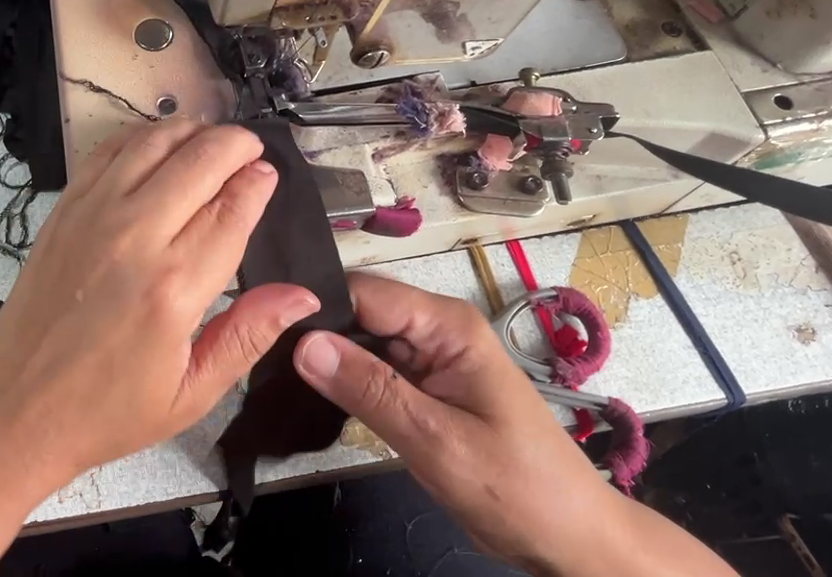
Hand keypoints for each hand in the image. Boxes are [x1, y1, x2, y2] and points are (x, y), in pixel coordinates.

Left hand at [0, 119, 320, 501]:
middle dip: (237, 144)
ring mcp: (94, 213)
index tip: (270, 175)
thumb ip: (249, 334)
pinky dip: (144, 135)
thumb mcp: (191, 393)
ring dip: (193, 131)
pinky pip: (111, 148)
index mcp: (174, 286)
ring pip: (156, 140)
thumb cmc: (106, 410)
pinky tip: (161, 147)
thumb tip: (302, 295)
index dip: (259, 181)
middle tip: (251, 151)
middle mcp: (136, 235)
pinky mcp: (66, 207)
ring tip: (213, 142)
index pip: (233, 208)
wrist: (12, 407)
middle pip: (201, 158)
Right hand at [293, 275, 733, 576]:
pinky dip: (346, 383)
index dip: (317, 306)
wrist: (570, 539)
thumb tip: (303, 342)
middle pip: (359, 313)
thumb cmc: (516, 487)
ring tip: (273, 373)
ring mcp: (429, 358)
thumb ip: (370, 390)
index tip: (266, 329)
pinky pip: (374, 371)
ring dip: (328, 359)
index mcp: (446, 324)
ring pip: (362, 342)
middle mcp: (435, 329)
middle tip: (262, 356)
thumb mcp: (437, 441)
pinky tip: (309, 394)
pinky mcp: (424, 387)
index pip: (365, 293)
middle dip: (317, 333)